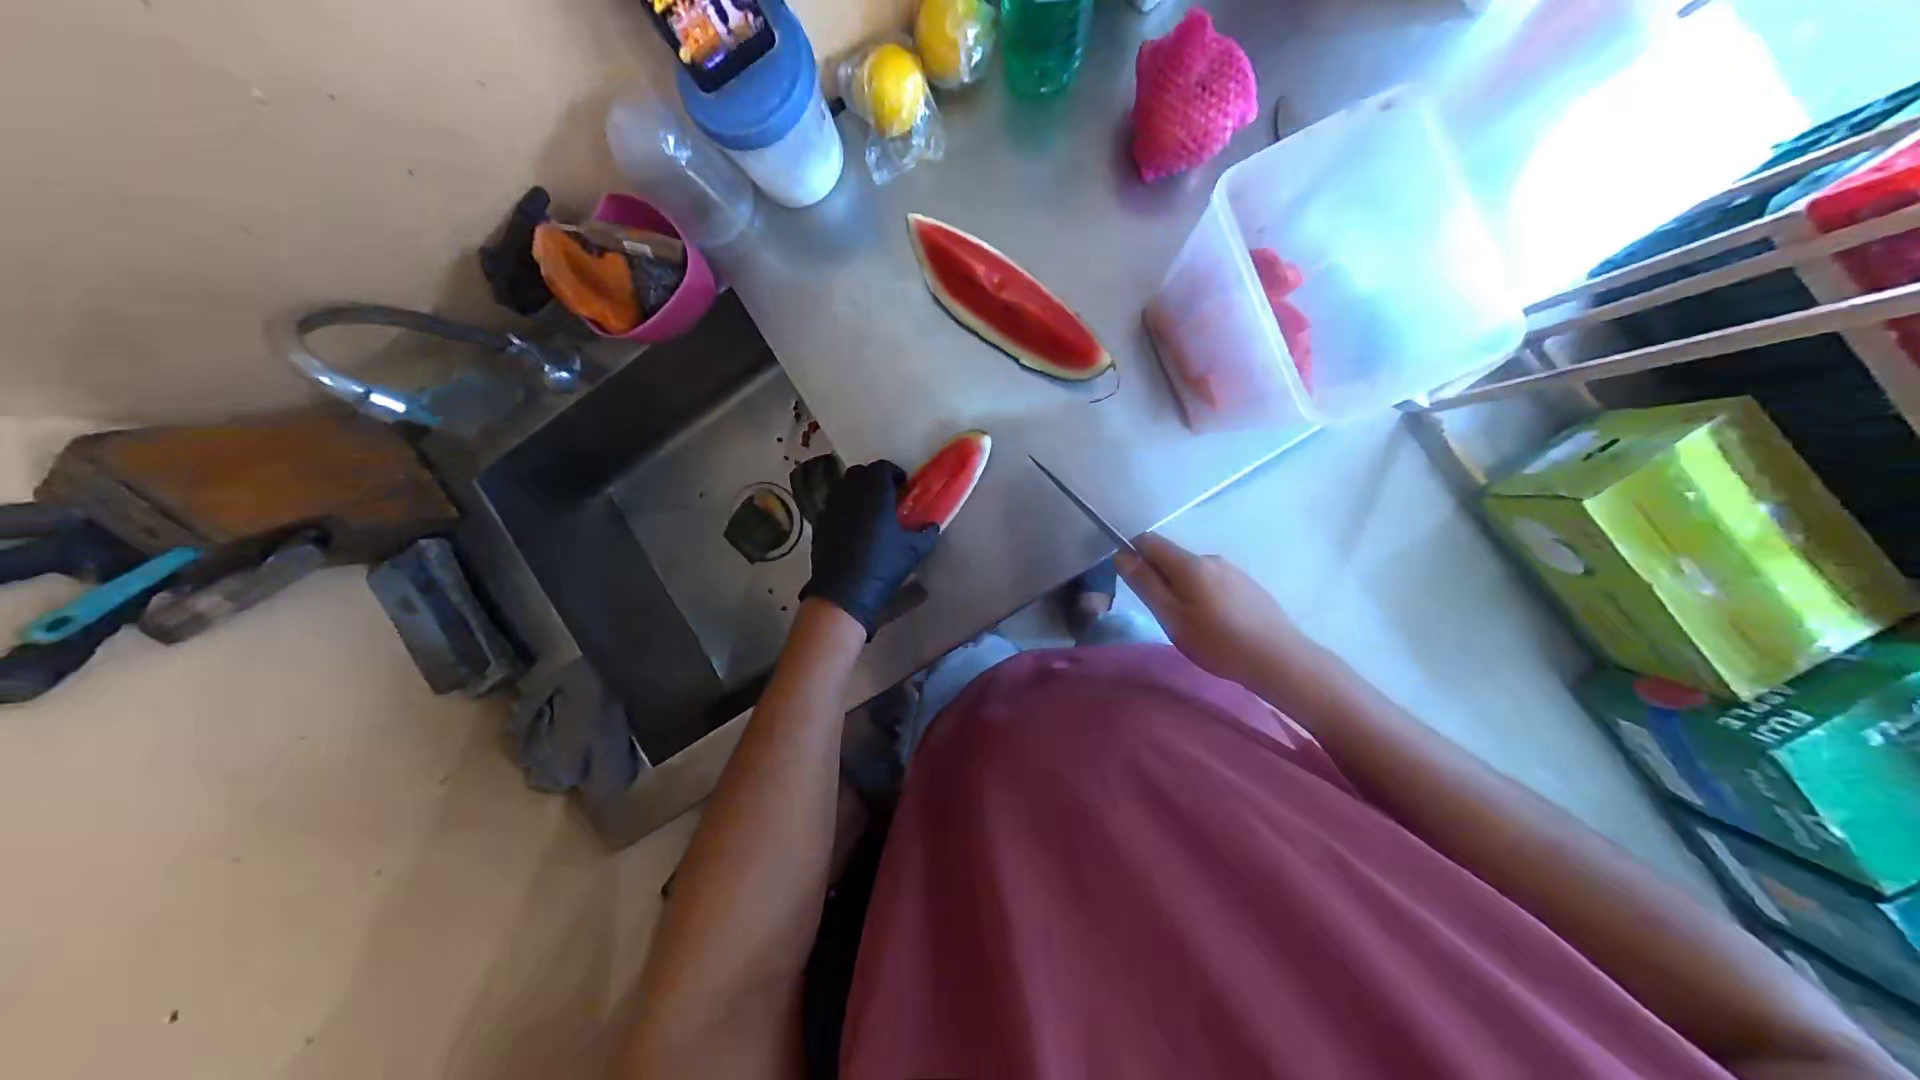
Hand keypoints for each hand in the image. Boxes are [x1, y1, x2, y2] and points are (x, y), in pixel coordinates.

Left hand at [800, 461, 938, 638]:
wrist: (844, 593)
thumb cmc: (883, 567)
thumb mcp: (913, 551)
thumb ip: (926, 533)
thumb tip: (932, 525)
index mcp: (874, 493)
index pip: (881, 467)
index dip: (893, 473)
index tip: (903, 486)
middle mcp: (850, 494)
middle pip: (859, 473)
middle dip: (874, 480)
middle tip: (888, 496)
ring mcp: (831, 508)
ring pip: (844, 488)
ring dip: (857, 493)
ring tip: (870, 512)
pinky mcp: (819, 525)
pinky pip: (833, 507)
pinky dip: (844, 510)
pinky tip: (853, 529)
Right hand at [1117, 534, 1321, 696]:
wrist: (1279, 659)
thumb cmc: (1218, 642)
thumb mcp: (1172, 617)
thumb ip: (1145, 584)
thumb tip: (1122, 556)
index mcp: (1189, 563)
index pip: (1148, 541)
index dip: (1131, 554)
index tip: (1131, 583)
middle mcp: (1211, 558)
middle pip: (1171, 557)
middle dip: (1157, 577)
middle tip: (1161, 614)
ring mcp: (1233, 570)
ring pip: (1192, 572)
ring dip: (1181, 588)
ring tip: (1189, 624)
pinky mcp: (1248, 585)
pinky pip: (1212, 582)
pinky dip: (1202, 595)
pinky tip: (1214, 623)